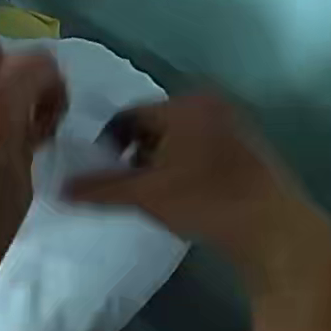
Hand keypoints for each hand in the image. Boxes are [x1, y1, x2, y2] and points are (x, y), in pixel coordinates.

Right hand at [66, 93, 330, 298]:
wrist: (269, 226)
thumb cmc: (203, 201)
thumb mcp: (144, 196)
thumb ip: (100, 189)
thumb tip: (60, 189)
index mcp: (183, 106)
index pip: (127, 117)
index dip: (106, 145)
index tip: (99, 173)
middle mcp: (208, 104)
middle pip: (152, 125)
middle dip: (132, 153)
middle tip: (120, 185)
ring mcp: (231, 123)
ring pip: (176, 137)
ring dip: (156, 161)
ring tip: (147, 193)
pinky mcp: (243, 145)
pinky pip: (197, 146)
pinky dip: (180, 164)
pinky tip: (178, 193)